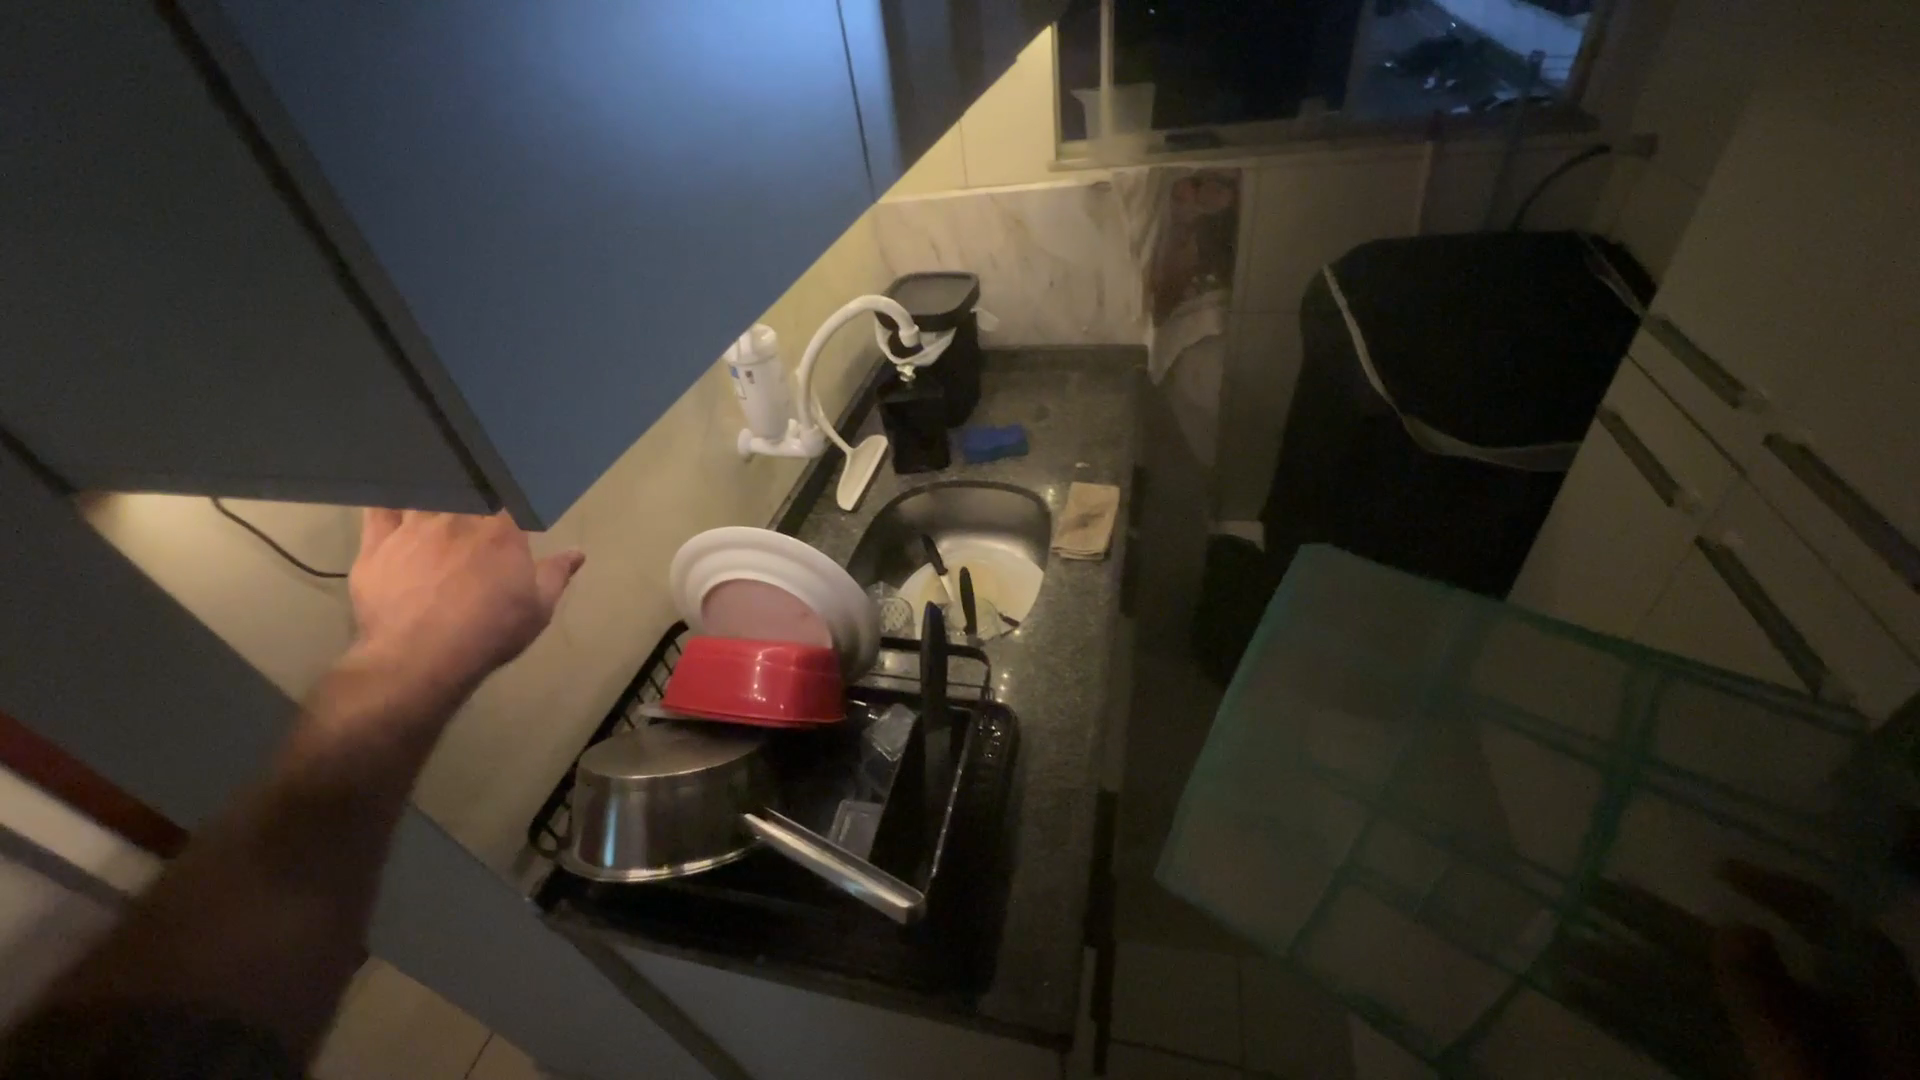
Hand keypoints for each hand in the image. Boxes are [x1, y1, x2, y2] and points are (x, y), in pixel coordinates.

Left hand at [349, 510, 584, 693]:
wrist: (421, 658)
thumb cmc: (490, 631)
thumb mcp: (538, 608)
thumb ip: (556, 574)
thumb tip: (577, 553)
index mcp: (501, 531)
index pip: (510, 497)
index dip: (512, 499)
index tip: (516, 506)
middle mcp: (457, 518)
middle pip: (466, 490)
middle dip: (474, 492)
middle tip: (477, 501)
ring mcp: (413, 528)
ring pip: (423, 493)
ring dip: (433, 493)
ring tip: (436, 496)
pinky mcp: (376, 544)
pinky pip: (378, 510)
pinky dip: (387, 502)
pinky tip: (392, 501)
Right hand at [1553, 864, 1919, 1079]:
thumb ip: (1776, 1015)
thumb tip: (1736, 928)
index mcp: (1880, 1030)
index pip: (1844, 939)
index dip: (1787, 896)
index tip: (1717, 873)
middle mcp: (1832, 1038)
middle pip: (1749, 964)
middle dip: (1668, 926)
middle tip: (1601, 892)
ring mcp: (1784, 1066)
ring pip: (1703, 1000)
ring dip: (1633, 967)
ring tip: (1568, 941)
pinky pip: (1685, 1042)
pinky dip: (1634, 1016)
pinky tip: (1581, 994)